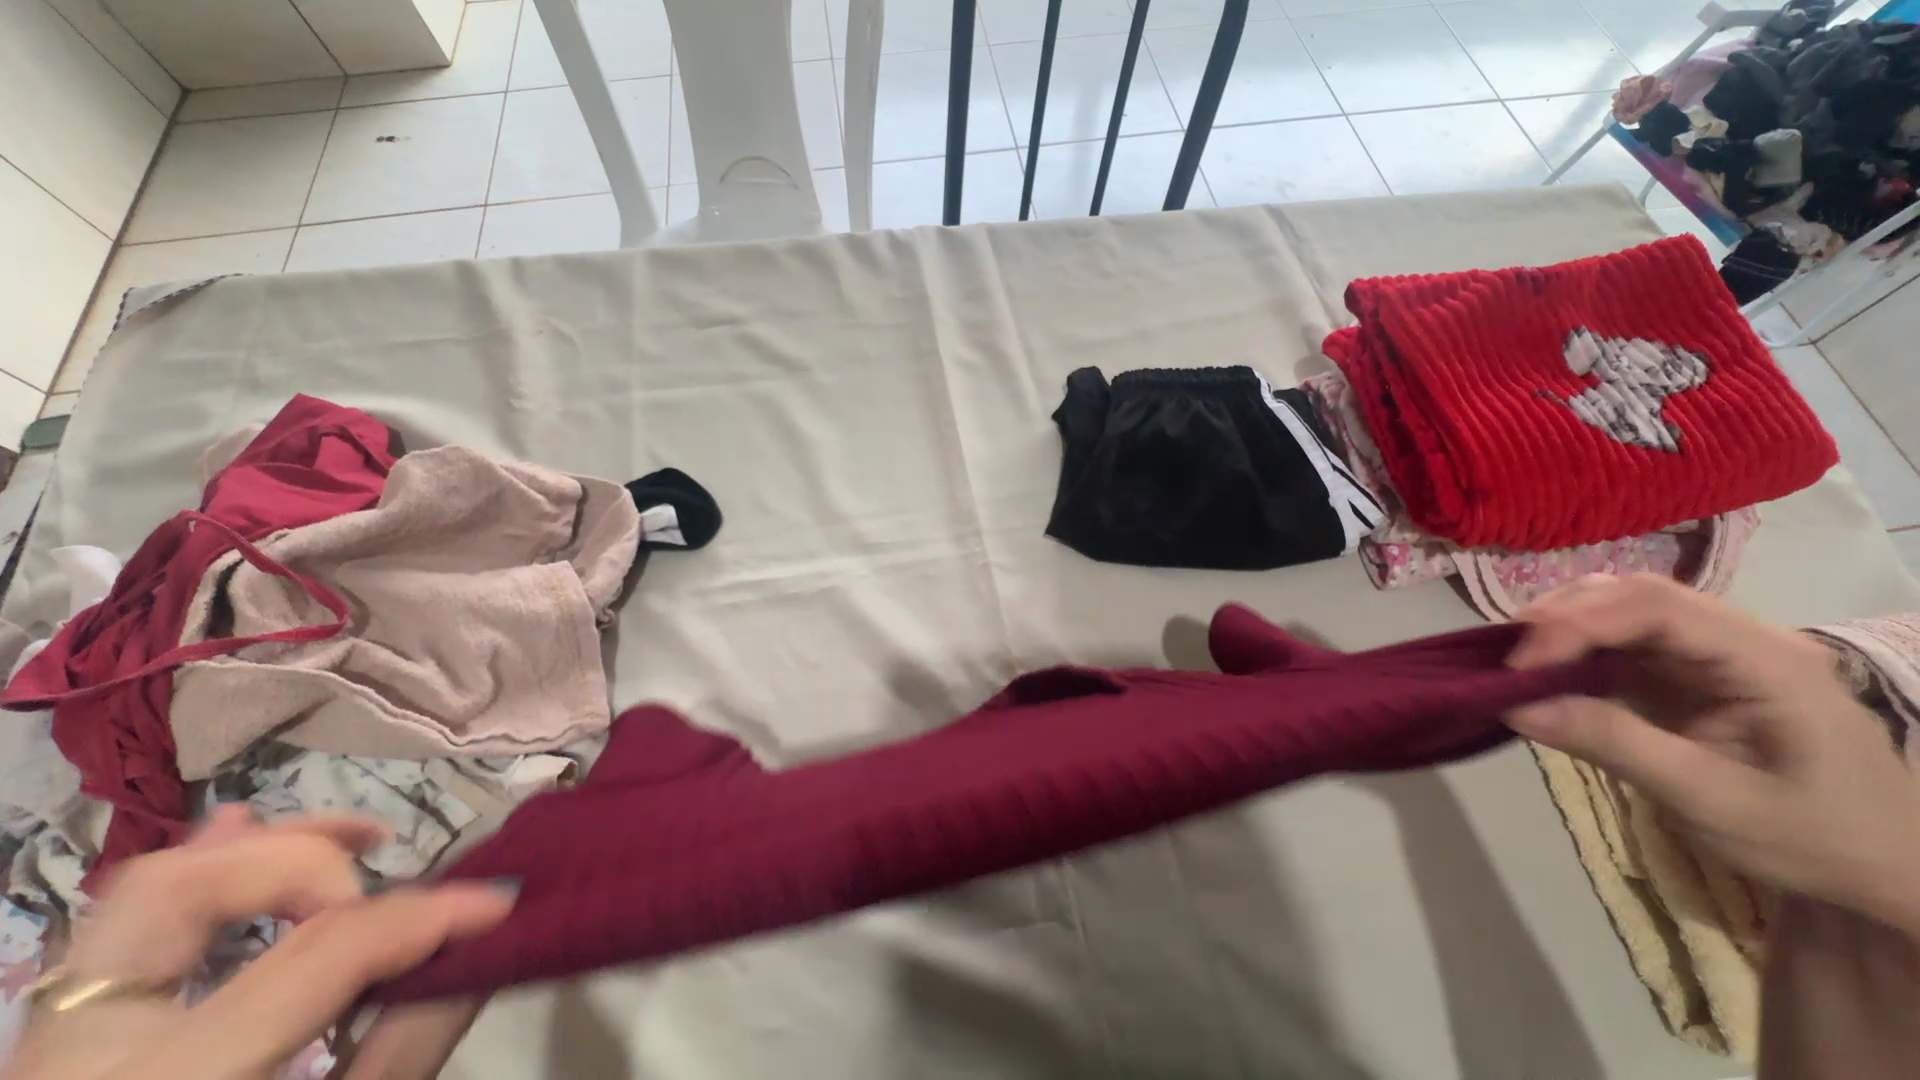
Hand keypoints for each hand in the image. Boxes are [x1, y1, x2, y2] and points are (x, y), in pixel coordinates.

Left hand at [1, 807, 510, 1079]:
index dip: (420, 917)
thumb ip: (409, 1043)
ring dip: (260, 848)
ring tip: (354, 840)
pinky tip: (254, 832)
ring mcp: (53, 1042)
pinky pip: (121, 926)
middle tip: (386, 867)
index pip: (318, 956)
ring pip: (147, 887)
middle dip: (306, 860)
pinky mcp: (64, 1034)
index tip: (495, 902)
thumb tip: (483, 941)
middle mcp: (84, 1054)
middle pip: (189, 890)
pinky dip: (202, 871)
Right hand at [1504, 574, 1919, 936]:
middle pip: (1636, 594)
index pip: (1655, 608)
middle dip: (1563, 616)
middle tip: (1503, 655)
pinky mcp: (1695, 670)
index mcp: (1767, 659)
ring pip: (1625, 608)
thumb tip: (1515, 707)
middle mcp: (1744, 637)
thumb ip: (1614, 744)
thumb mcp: (1708, 800)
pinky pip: (1626, 641)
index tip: (1518, 666)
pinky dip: (1577, 649)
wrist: (1883, 868)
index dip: (1576, 625)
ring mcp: (1719, 651)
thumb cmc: (1809, 837)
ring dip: (1565, 625)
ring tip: (1517, 659)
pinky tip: (1547, 670)